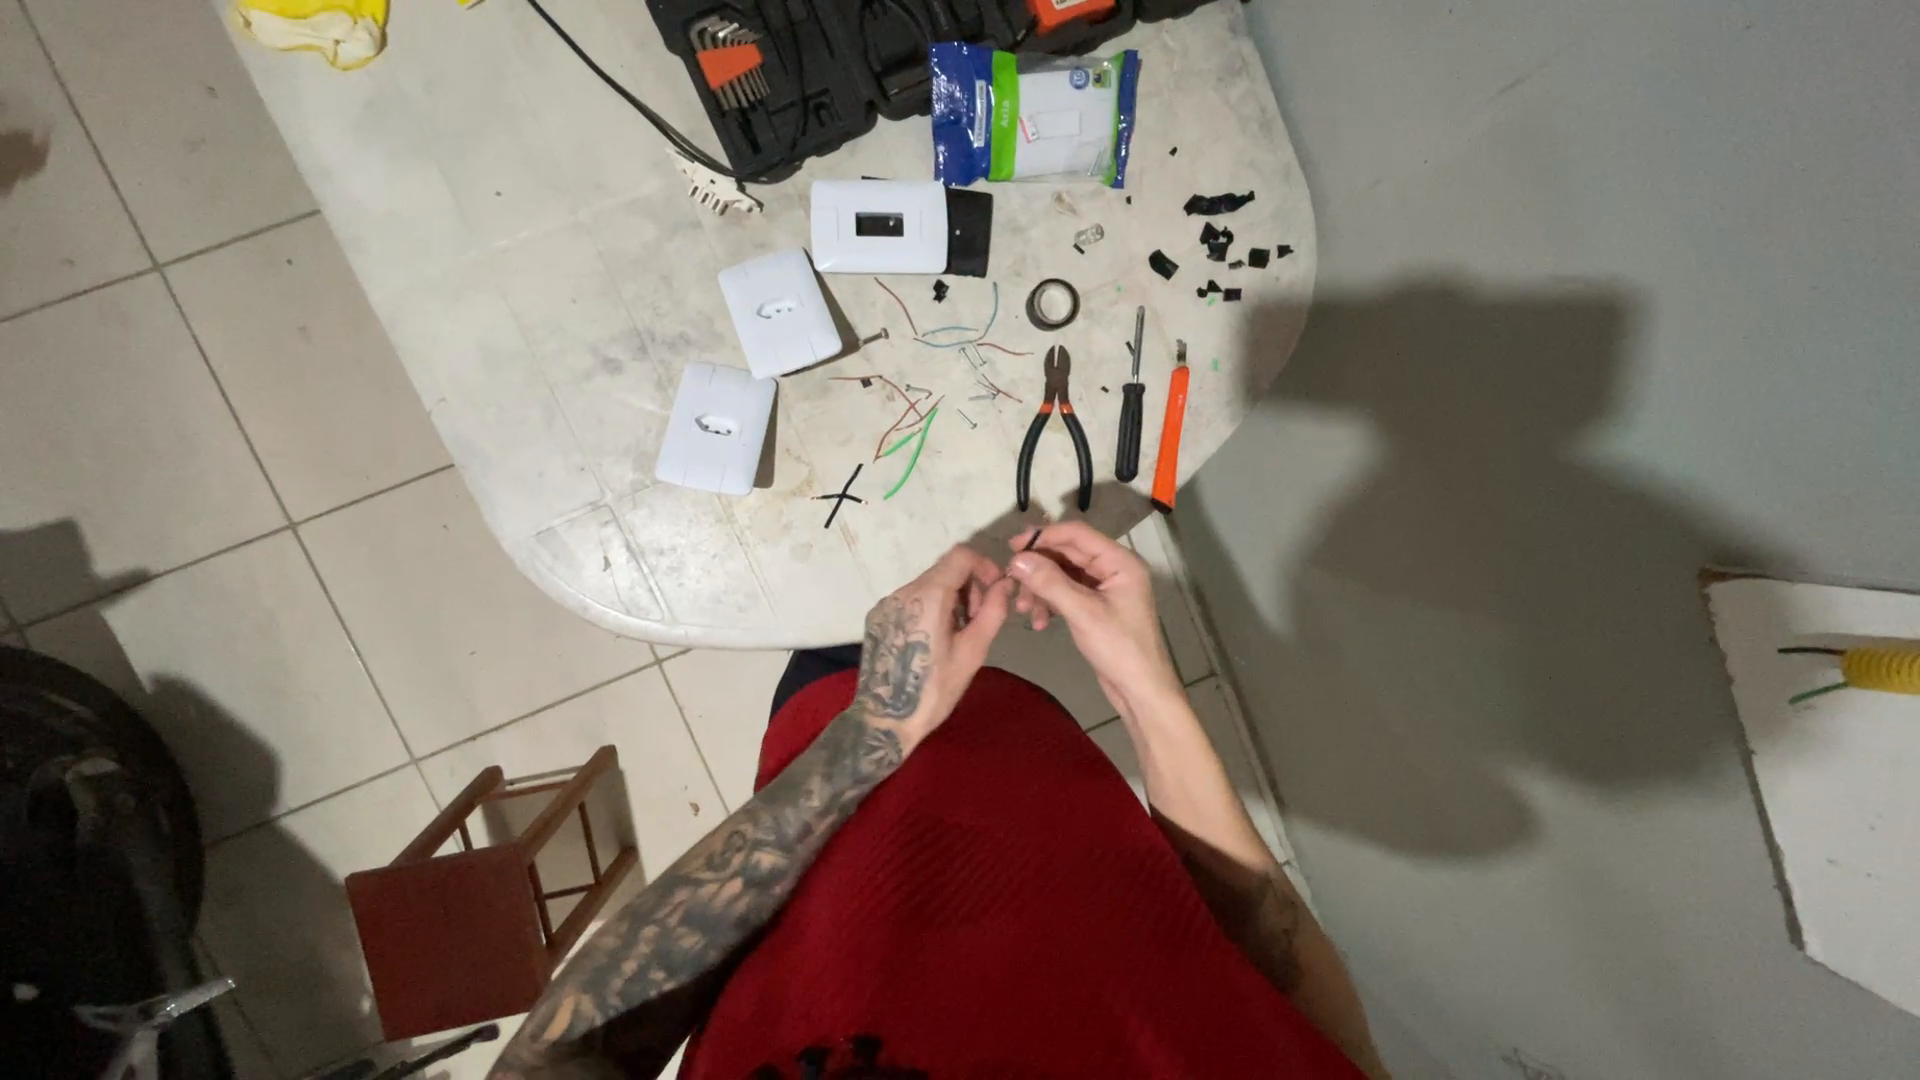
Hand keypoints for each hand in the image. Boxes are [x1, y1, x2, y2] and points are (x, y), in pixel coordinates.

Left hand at [850, 545, 1013, 749]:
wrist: (885, 720)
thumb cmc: (935, 690)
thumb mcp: (973, 652)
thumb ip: (993, 611)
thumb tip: (1005, 585)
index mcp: (928, 596)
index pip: (960, 555)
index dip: (984, 566)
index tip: (995, 590)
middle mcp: (903, 592)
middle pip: (943, 570)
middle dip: (968, 587)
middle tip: (977, 620)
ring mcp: (886, 604)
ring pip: (927, 585)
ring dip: (949, 599)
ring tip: (956, 634)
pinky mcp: (877, 617)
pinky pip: (910, 600)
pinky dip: (929, 608)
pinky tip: (932, 640)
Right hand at [1006, 522, 1182, 721]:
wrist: (1140, 689)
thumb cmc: (1118, 647)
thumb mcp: (1082, 612)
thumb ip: (1049, 582)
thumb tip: (1017, 559)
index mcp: (1120, 561)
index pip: (1077, 534)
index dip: (1044, 536)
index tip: (1013, 547)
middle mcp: (1114, 569)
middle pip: (1068, 554)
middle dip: (1039, 568)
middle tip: (1011, 579)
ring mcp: (1105, 588)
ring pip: (1064, 575)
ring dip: (1041, 589)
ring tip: (1023, 609)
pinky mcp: (1097, 606)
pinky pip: (1067, 594)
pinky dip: (1051, 603)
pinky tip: (1039, 622)